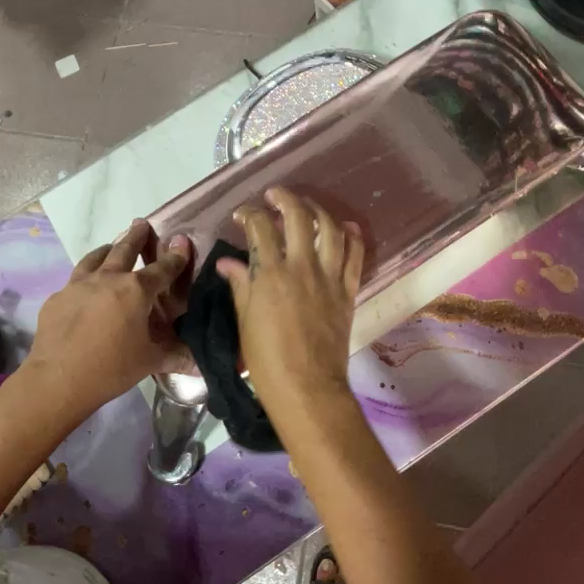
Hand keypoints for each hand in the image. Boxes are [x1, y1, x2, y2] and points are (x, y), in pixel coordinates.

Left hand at [25, 220, 192, 419]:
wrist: (58, 378)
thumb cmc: (111, 368)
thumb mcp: (149, 362)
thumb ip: (175, 357)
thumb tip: (200, 366)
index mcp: (135, 290)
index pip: (162, 268)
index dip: (175, 256)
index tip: (181, 241)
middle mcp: (108, 279)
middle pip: (124, 249)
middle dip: (136, 236)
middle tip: (141, 223)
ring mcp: (78, 285)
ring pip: (95, 258)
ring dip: (106, 249)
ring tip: (111, 246)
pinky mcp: (57, 298)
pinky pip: (74, 281)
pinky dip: (84, 278)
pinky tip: (84, 288)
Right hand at [218, 188, 364, 421]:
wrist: (307, 388)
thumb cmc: (267, 360)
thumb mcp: (245, 320)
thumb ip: (240, 285)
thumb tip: (229, 262)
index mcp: (270, 274)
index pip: (260, 228)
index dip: (249, 215)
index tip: (242, 215)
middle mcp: (301, 267)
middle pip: (297, 217)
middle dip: (284, 199)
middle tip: (274, 196)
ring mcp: (328, 277)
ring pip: (330, 229)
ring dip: (318, 211)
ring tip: (306, 206)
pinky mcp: (348, 291)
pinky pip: (355, 256)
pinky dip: (352, 237)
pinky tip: (346, 226)